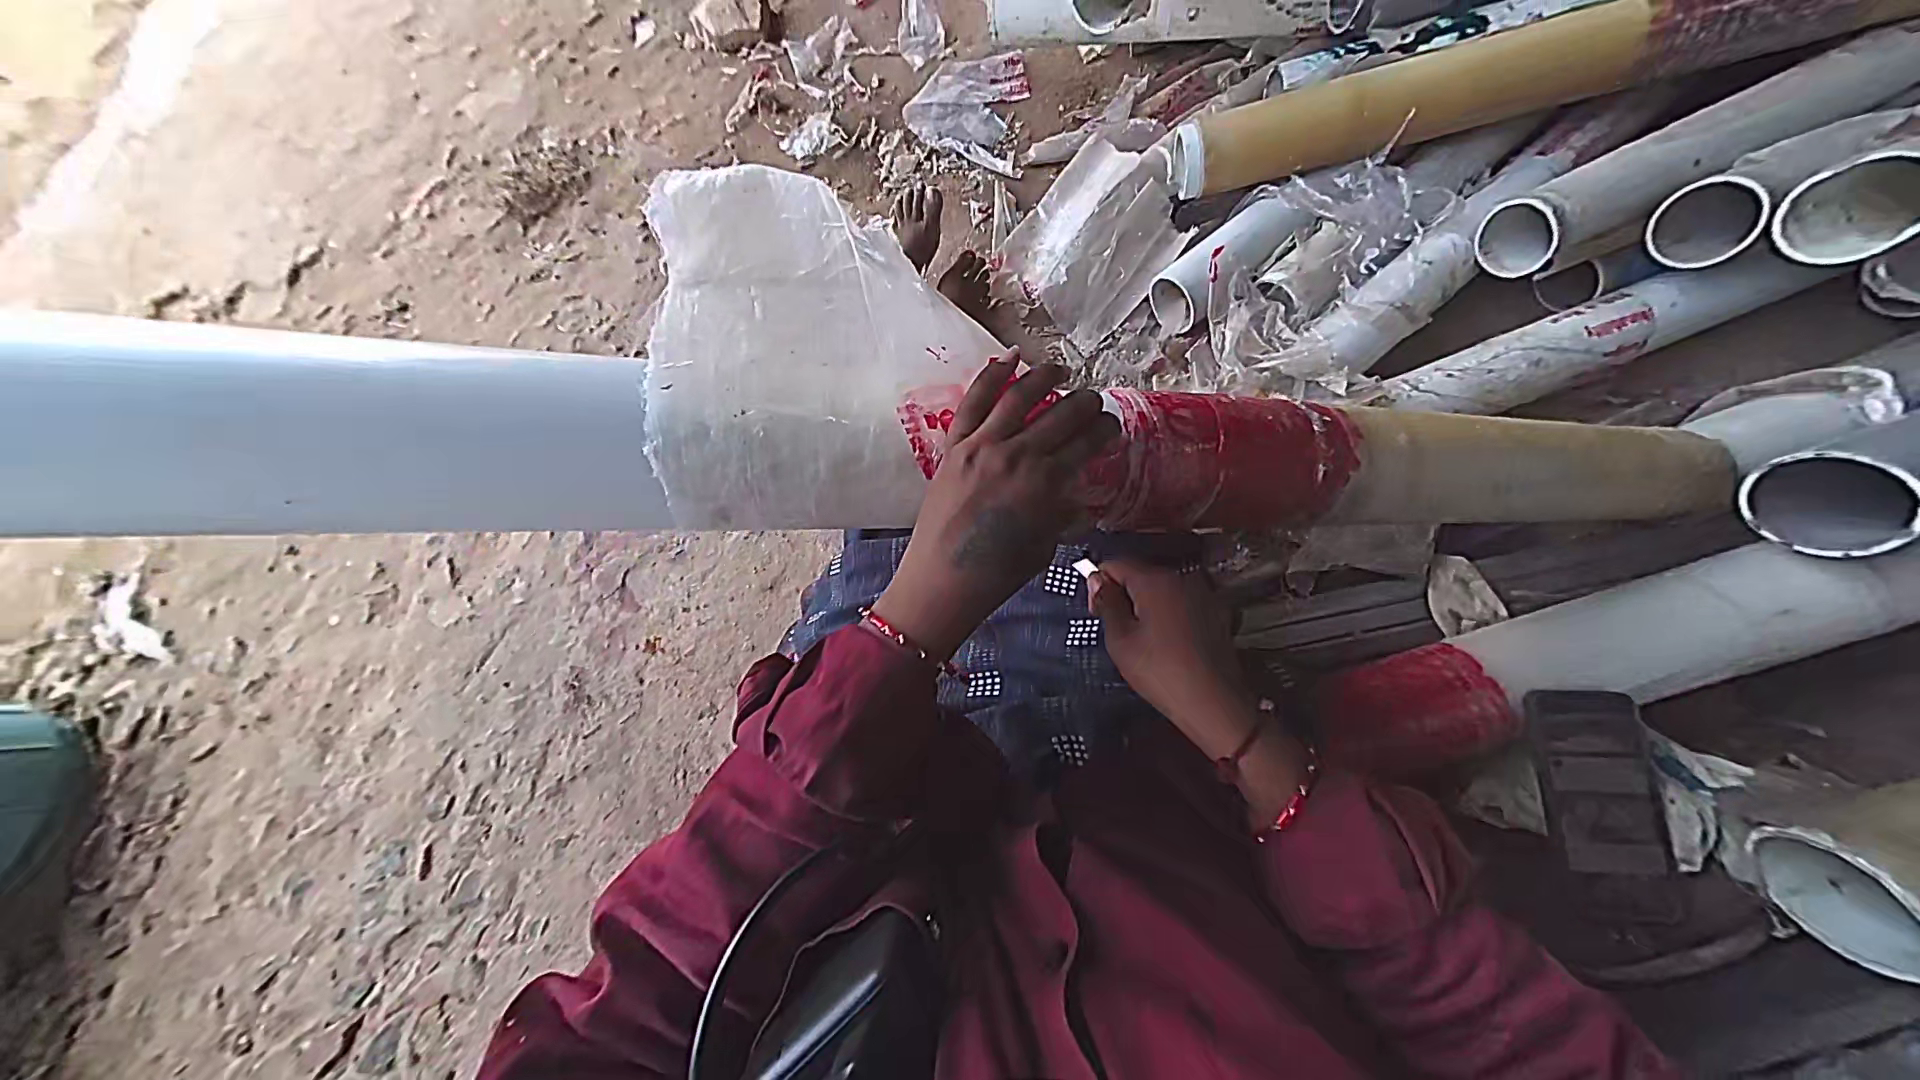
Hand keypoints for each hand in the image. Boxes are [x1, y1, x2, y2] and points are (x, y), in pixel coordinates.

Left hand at [872, 354, 1118, 660]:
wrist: (943, 580)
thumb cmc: (998, 572)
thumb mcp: (1045, 543)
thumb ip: (1062, 511)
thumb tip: (1075, 492)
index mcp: (1046, 483)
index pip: (1087, 442)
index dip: (1105, 430)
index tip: (1110, 426)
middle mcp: (1017, 455)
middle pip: (1061, 414)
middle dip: (1085, 402)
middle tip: (1093, 400)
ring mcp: (982, 446)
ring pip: (1020, 396)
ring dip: (1045, 377)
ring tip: (1060, 370)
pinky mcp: (955, 446)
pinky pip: (974, 402)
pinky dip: (992, 375)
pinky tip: (1009, 358)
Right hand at [1091, 557, 1308, 824]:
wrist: (1215, 703)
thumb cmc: (1160, 671)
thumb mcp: (1120, 640)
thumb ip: (1106, 603)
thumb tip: (1097, 579)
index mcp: (1155, 579)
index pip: (1115, 563)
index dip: (1099, 583)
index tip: (1096, 612)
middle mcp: (1182, 576)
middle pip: (1141, 572)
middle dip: (1123, 592)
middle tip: (1116, 628)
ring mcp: (1204, 593)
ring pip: (1163, 588)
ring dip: (1147, 603)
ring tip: (1142, 637)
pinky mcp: (1217, 612)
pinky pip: (1182, 602)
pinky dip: (1169, 613)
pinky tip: (1167, 641)